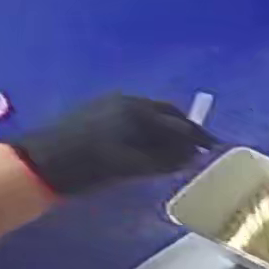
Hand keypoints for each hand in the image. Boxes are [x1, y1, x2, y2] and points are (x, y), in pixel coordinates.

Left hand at [11, 94, 213, 195]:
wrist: (51, 160)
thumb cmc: (99, 166)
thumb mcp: (140, 167)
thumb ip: (170, 159)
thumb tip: (193, 155)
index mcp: (140, 114)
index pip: (181, 125)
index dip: (200, 138)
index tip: (216, 148)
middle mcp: (128, 102)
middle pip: (168, 111)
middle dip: (187, 127)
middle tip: (202, 144)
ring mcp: (112, 102)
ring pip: (152, 111)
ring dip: (169, 126)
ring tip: (181, 145)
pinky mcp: (101, 109)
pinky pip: (137, 114)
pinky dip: (153, 126)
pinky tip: (155, 141)